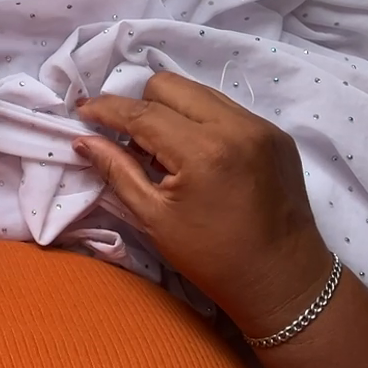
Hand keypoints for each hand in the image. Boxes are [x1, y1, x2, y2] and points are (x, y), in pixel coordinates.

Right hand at [75, 73, 333, 339]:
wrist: (286, 281)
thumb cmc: (213, 258)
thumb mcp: (154, 218)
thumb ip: (116, 170)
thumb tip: (83, 139)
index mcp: (204, 152)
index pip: (142, 113)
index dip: (106, 109)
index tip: (81, 110)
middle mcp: (235, 127)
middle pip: (167, 85)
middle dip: (139, 105)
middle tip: (129, 140)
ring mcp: (260, 126)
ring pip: (196, 91)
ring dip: (169, 109)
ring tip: (162, 148)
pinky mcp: (275, 133)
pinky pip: (222, 107)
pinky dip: (198, 119)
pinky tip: (194, 154)